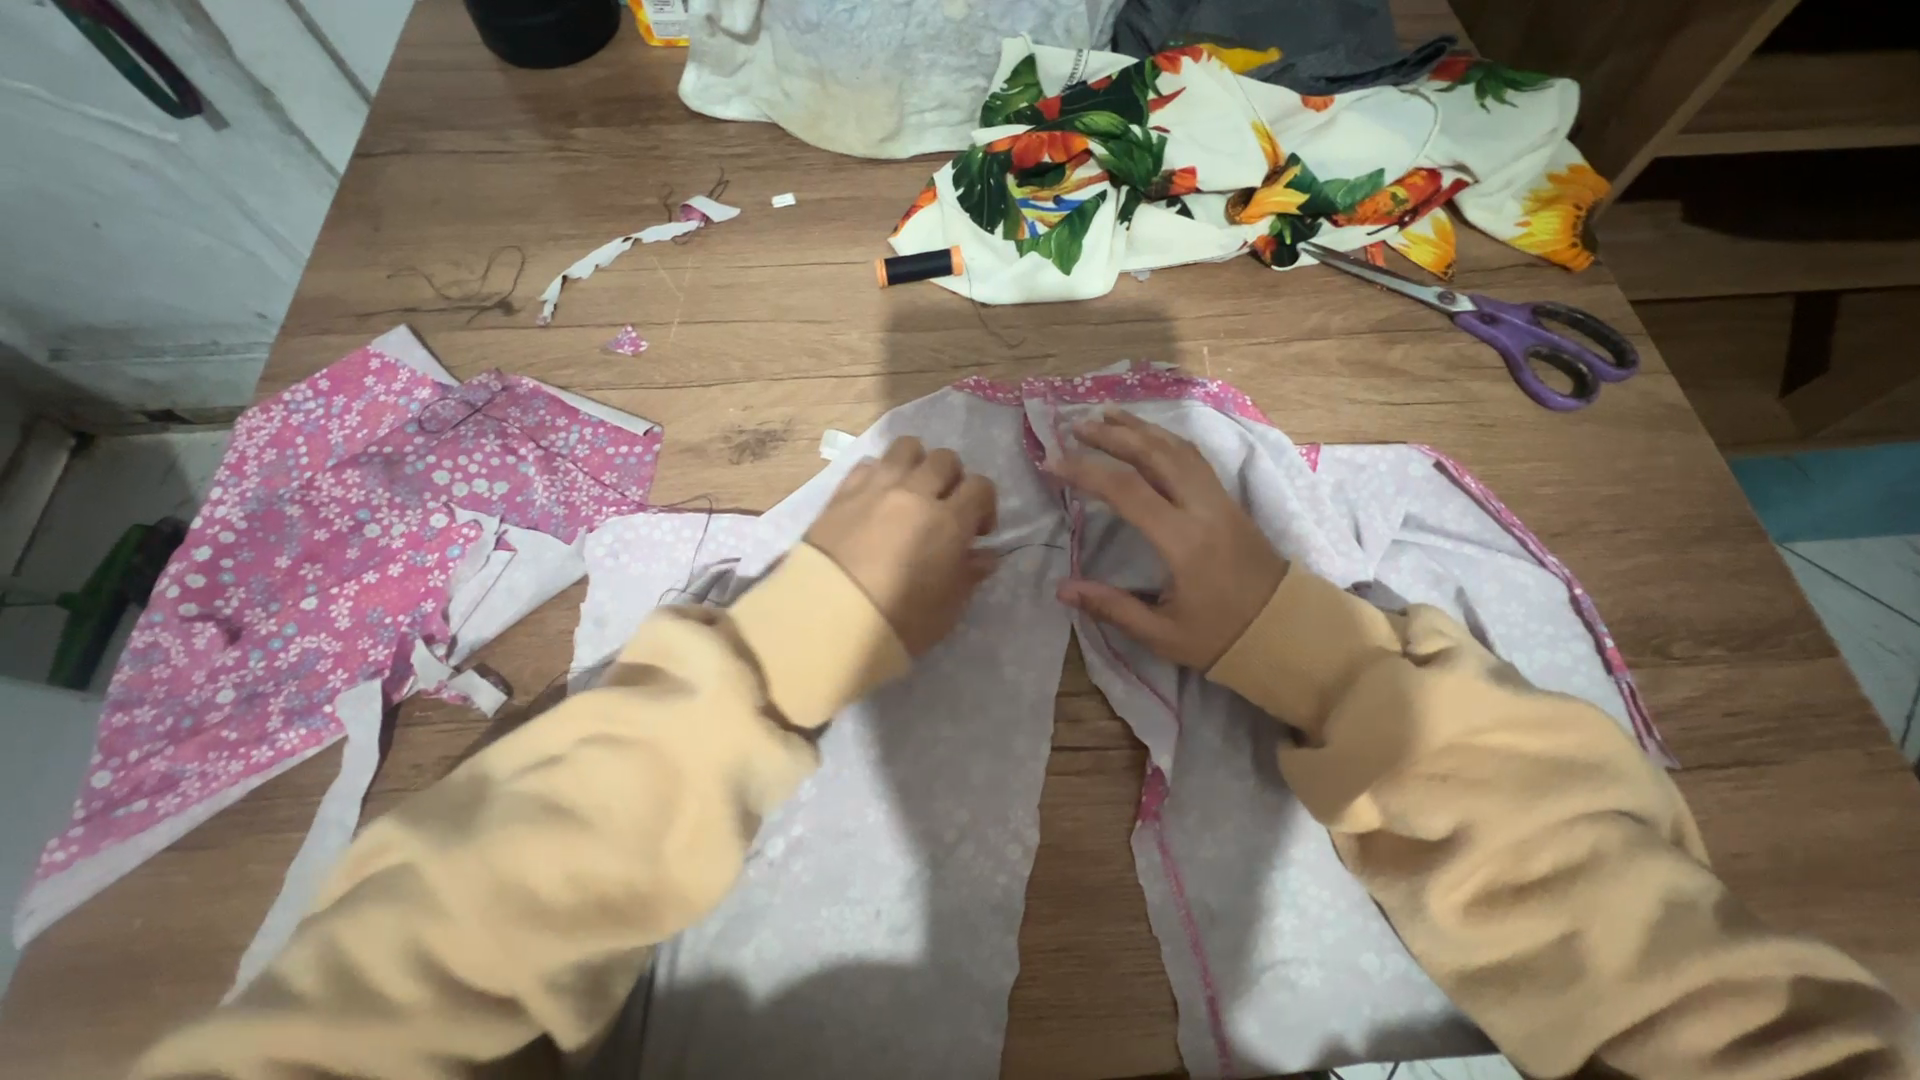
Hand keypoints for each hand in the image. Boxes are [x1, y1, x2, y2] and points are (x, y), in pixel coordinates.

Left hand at [805, 437, 998, 655]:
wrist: (828, 620)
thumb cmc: (898, 621)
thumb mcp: (948, 608)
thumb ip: (969, 575)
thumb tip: (985, 555)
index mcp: (947, 521)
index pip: (980, 487)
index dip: (985, 506)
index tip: (977, 533)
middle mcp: (914, 493)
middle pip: (945, 460)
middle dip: (953, 480)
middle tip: (944, 509)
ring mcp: (875, 487)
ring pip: (906, 448)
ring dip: (917, 464)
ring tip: (912, 491)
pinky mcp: (842, 492)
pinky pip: (868, 464)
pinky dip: (880, 473)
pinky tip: (877, 498)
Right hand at [1049, 410, 1286, 669]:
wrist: (1285, 630)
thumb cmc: (1220, 636)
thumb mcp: (1163, 634)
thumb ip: (1112, 608)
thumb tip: (1062, 589)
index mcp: (1184, 541)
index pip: (1127, 491)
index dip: (1086, 472)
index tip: (1052, 462)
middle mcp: (1203, 509)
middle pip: (1155, 454)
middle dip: (1112, 435)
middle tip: (1075, 426)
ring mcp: (1219, 500)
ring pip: (1178, 448)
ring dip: (1140, 428)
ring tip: (1106, 416)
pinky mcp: (1228, 500)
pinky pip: (1194, 457)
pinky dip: (1165, 439)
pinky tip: (1147, 435)